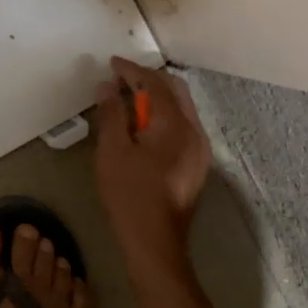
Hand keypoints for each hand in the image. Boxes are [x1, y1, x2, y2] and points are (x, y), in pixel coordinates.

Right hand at [92, 57, 211, 261]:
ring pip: (181, 108)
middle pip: (175, 90)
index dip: (131, 70)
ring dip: (157, 97)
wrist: (155, 243)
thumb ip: (111, 114)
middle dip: (148, 79)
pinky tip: (144, 125)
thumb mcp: (112, 151)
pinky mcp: (197, 164)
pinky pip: (183, 125)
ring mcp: (200, 149)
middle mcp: (194, 131)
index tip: (111, 64)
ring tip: (129, 99)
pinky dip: (163, 115)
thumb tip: (108, 86)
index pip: (154, 83)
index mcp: (174, 124)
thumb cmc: (130, 195)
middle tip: (121, 78)